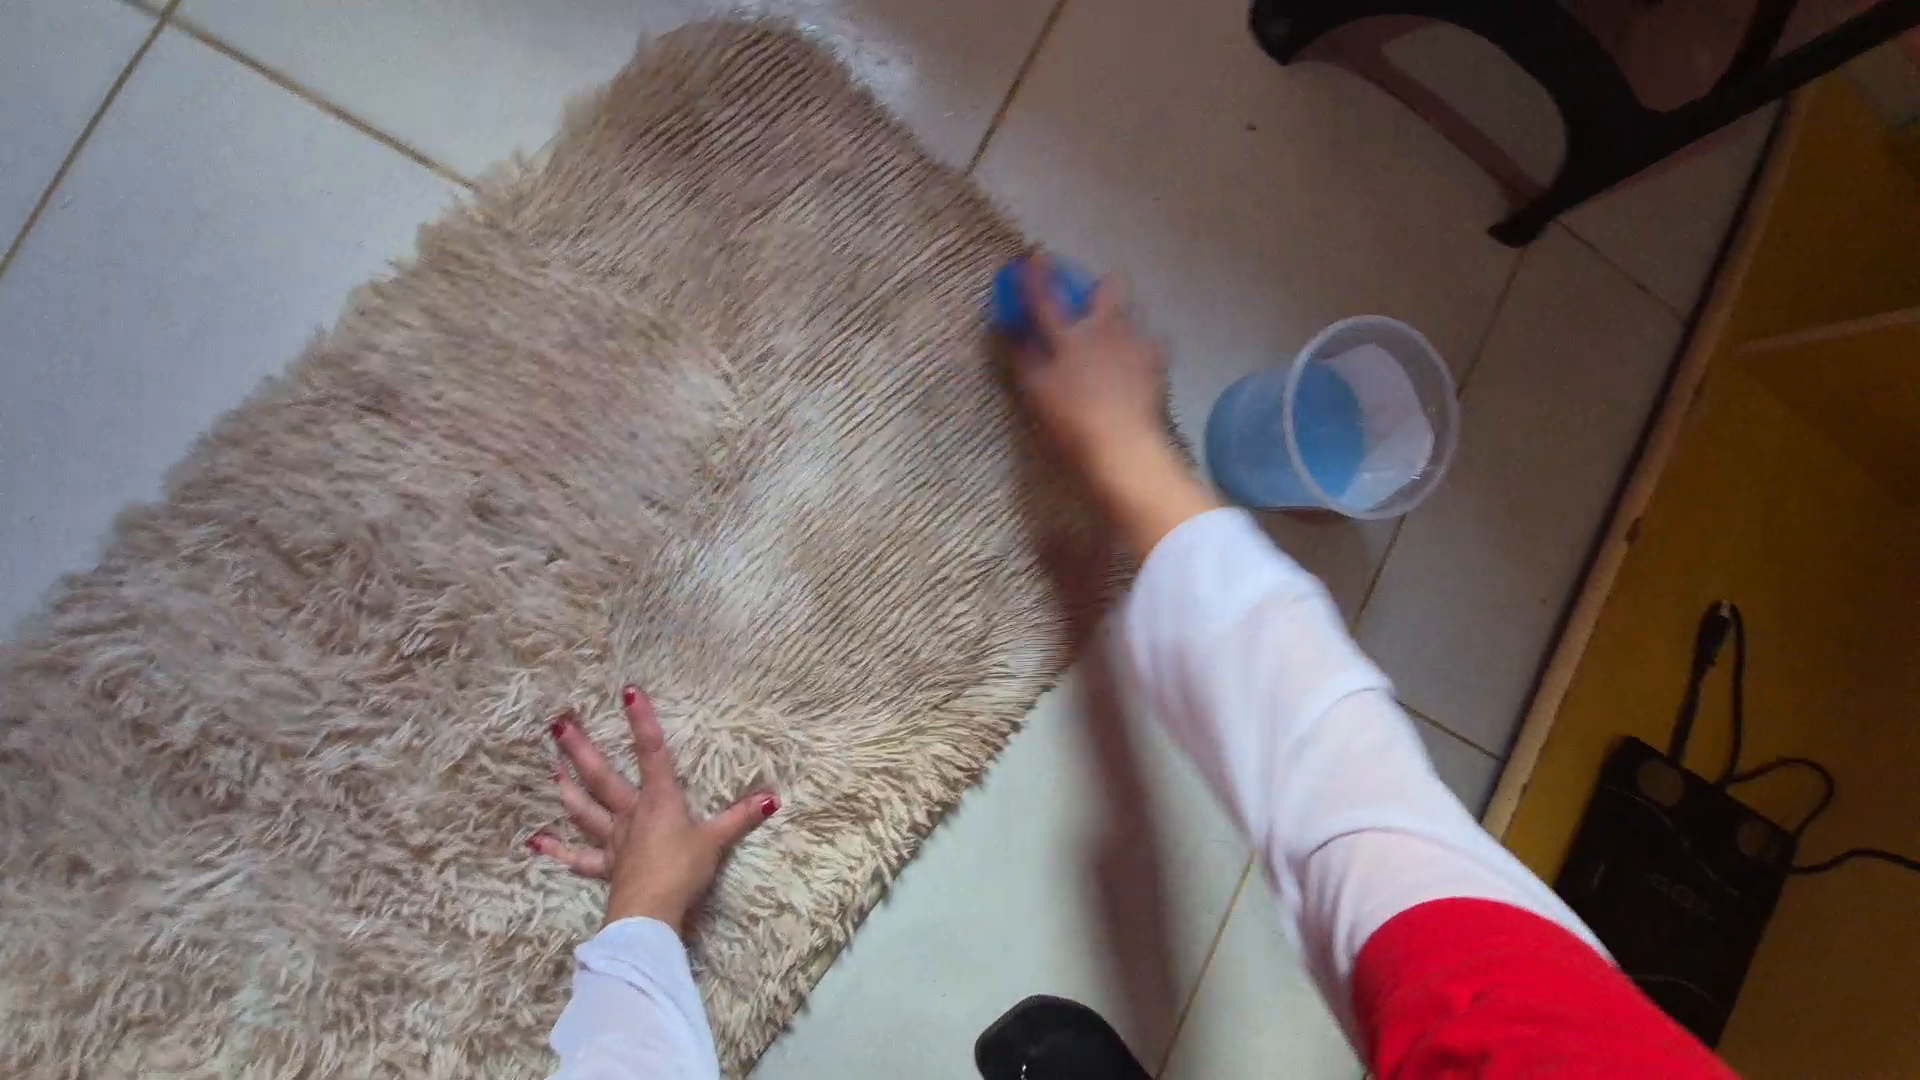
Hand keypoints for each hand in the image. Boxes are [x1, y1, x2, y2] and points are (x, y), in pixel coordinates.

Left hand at [529, 686, 777, 935]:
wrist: (649, 914)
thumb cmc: (682, 871)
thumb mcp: (716, 841)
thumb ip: (741, 817)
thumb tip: (773, 797)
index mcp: (659, 800)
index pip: (652, 752)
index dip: (642, 722)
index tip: (629, 692)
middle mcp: (631, 814)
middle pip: (602, 777)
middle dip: (581, 750)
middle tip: (559, 726)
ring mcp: (613, 841)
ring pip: (584, 810)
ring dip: (567, 789)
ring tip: (552, 768)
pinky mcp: (604, 868)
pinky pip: (577, 857)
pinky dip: (557, 849)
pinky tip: (535, 841)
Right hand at [1008, 252, 1170, 473]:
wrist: (1123, 446)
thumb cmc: (1071, 422)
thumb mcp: (1035, 392)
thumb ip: (1022, 357)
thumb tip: (1009, 331)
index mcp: (1069, 336)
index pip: (1046, 297)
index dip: (1037, 275)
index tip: (1033, 255)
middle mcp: (1106, 330)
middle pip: (1108, 288)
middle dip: (1098, 288)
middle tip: (1090, 303)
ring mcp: (1137, 343)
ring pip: (1132, 312)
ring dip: (1121, 316)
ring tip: (1115, 337)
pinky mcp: (1159, 364)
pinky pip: (1151, 343)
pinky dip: (1142, 348)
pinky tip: (1136, 364)